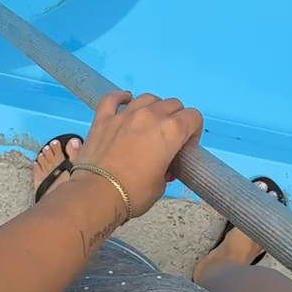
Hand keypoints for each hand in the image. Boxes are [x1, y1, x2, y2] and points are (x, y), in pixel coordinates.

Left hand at [72, 90, 203, 219]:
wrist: (97, 194)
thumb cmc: (134, 193)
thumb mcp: (161, 185)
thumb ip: (165, 167)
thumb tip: (159, 165)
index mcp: (171, 131)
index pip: (194, 117)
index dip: (194, 131)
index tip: (186, 146)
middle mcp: (150, 116)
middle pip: (173, 104)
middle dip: (176, 118)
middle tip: (169, 138)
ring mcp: (124, 114)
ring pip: (147, 98)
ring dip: (154, 107)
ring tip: (150, 122)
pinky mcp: (103, 119)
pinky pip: (112, 98)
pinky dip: (121, 97)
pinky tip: (125, 100)